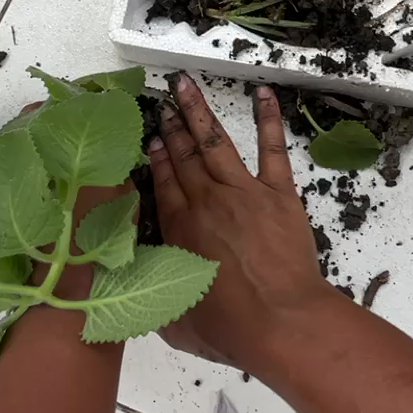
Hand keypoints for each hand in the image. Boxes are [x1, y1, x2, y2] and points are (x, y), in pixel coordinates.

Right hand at [148, 75, 343, 371]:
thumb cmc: (229, 329)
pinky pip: (272, 149)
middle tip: (163, 101)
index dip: (158, 156)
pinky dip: (268, 119)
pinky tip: (265, 93)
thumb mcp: (173, 319)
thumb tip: (131, 280)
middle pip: (184, 156)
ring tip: (186, 83)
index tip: (153, 136)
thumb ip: (151, 292)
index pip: (164, 182)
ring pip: (214, 142)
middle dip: (172, 126)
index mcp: (180, 228)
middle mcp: (206, 201)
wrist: (282, 323)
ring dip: (199, 110)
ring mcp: (244, 192)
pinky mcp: (278, 193)